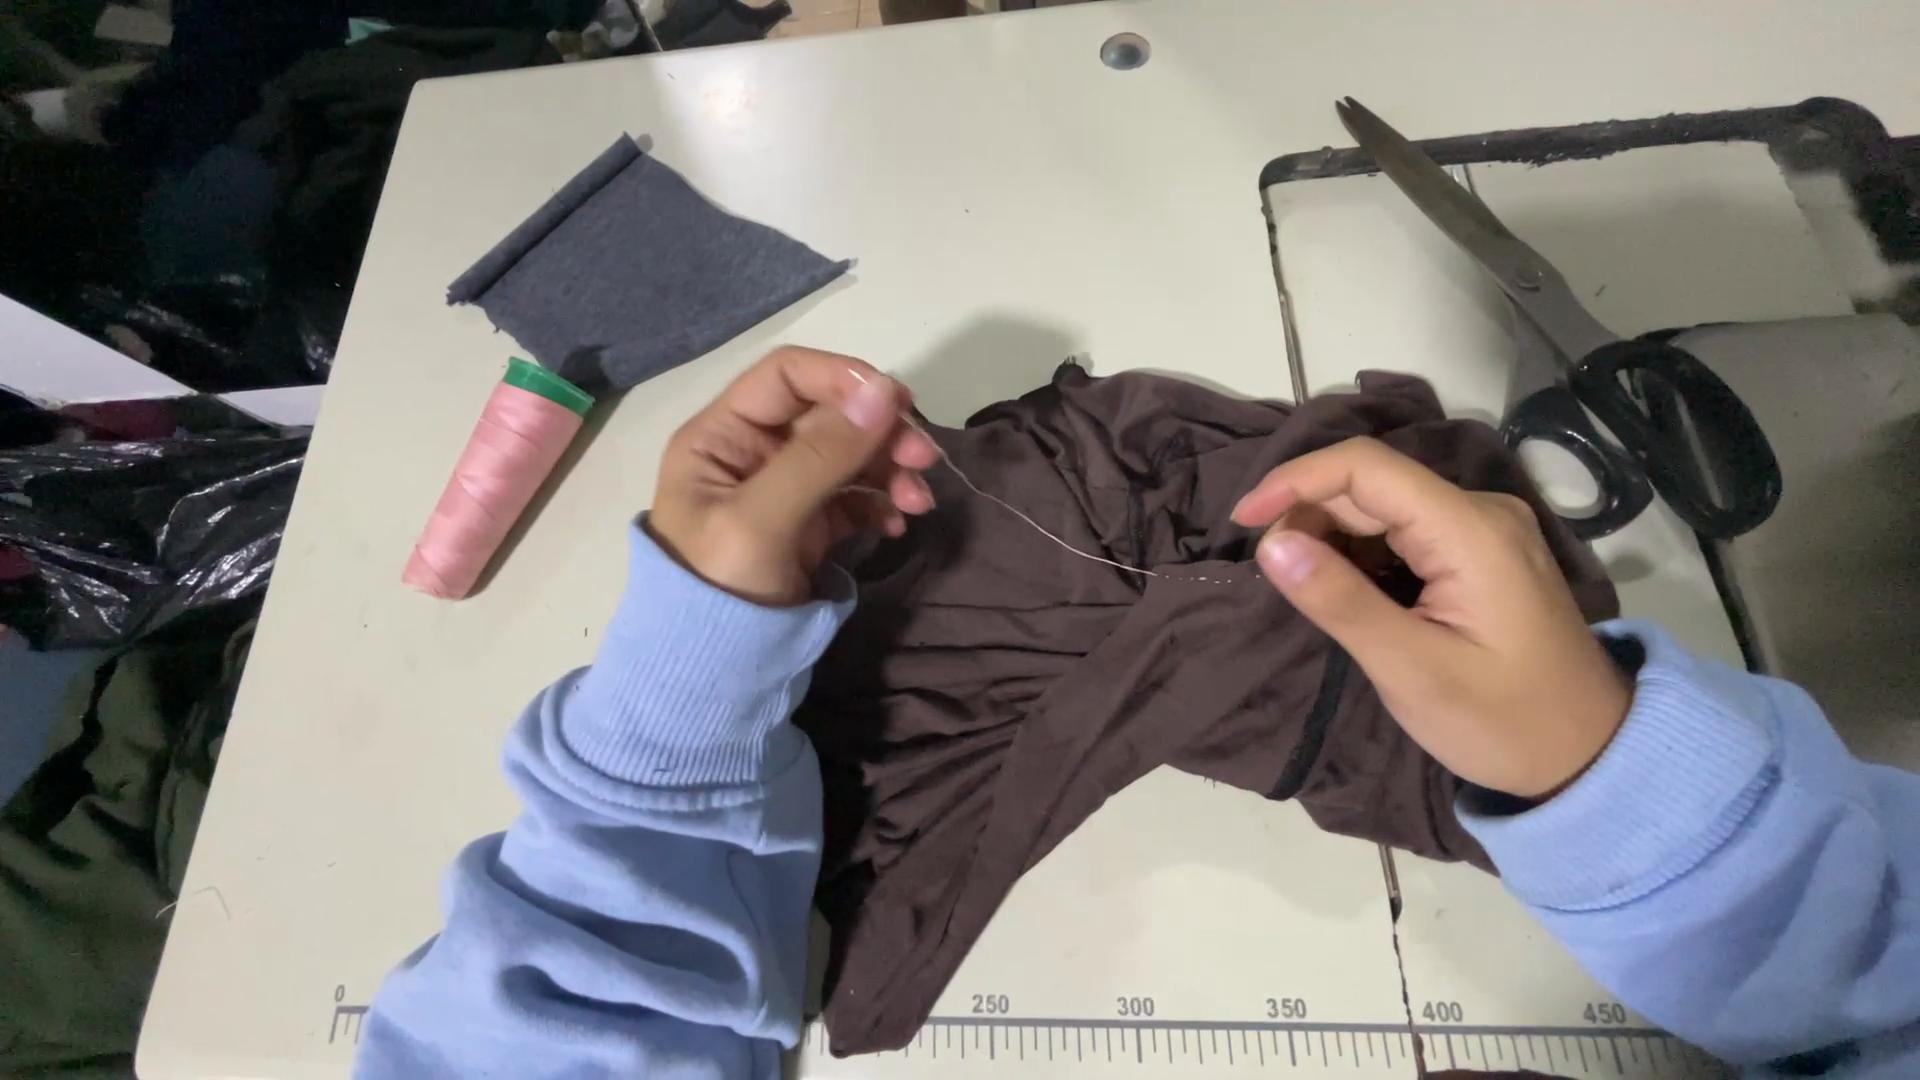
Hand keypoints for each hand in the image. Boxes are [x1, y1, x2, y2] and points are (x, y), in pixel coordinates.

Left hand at [649, 346, 939, 606]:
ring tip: (918, 504)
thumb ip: (821, 455)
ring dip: (890, 471)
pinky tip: (897, 526)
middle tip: (924, 458)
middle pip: (829, 416)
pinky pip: (855, 498)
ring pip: (850, 456)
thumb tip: (884, 390)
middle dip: (880, 432)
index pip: (788, 377)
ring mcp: (784, 489)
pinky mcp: (809, 525)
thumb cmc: (720, 590)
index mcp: (722, 435)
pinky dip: (882, 505)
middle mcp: (753, 452)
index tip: (899, 404)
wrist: (712, 676)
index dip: (844, 380)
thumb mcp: (763, 521)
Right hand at [1231, 437, 1630, 798]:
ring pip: (1374, 505)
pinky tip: (1340, 590)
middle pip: (1366, 484)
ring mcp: (1475, 528)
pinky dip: (1350, 552)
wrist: (1589, 757)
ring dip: (1324, 536)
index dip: (1294, 480)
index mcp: (1469, 531)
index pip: (1365, 468)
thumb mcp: (1411, 669)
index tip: (1242, 520)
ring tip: (1306, 590)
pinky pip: (1392, 530)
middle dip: (1304, 515)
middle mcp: (1475, 512)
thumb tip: (1269, 544)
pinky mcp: (1468, 550)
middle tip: (1273, 574)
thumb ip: (1339, 602)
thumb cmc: (1502, 721)